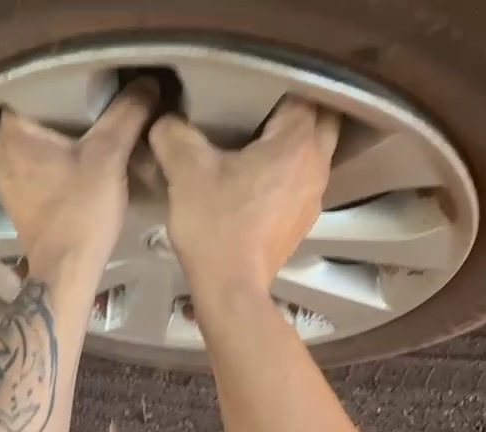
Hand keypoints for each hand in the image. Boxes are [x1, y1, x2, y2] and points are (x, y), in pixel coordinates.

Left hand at [0, 78, 159, 285]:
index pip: (25, 89)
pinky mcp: (23, 207)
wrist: (66, 275)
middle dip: (60, 111)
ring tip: (90, 131)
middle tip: (92, 103)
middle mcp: (2, 158)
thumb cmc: (80, 213)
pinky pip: (38, 172)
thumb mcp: (109, 156)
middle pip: (32, 119)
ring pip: (35, 148)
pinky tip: (79, 165)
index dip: (55, 83)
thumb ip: (127, 114)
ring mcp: (10, 186)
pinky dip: (56, 165)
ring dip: (58, 140)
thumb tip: (147, 82)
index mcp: (13, 136)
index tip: (83, 82)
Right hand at [149, 97, 340, 298]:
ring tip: (261, 144)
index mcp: (296, 142)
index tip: (249, 93)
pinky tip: (260, 183)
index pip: (300, 92)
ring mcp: (313, 197)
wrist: (231, 289)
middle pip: (321, 119)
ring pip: (316, 152)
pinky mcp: (302, 222)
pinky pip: (303, 183)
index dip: (273, 87)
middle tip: (263, 111)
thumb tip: (164, 121)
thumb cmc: (216, 229)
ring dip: (296, 143)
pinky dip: (289, 175)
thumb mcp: (186, 174)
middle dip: (297, 110)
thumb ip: (174, 136)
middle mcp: (316, 164)